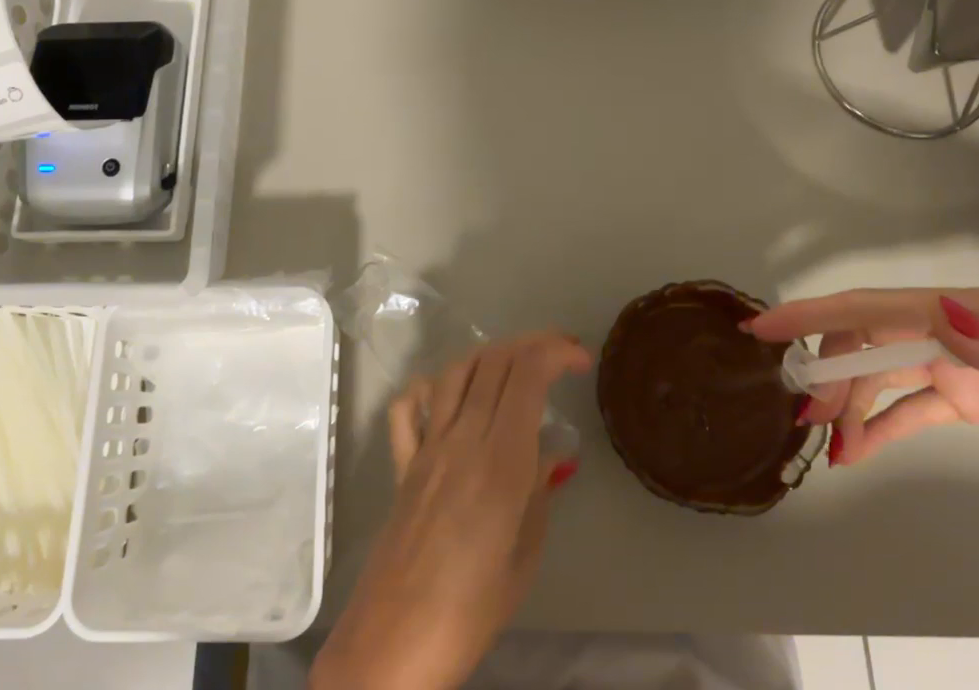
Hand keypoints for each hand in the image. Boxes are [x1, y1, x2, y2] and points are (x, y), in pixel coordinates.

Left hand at [311, 333, 589, 689]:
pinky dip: (430, 387)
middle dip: (530, 344)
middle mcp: (461, 439)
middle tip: (559, 354)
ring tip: (516, 363)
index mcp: (501, 460)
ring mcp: (426, 448)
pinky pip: (408, 408)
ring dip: (488, 355)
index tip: (580, 358)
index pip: (526, 375)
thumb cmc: (474, 605)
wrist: (398, 634)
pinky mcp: (401, 465)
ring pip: (454, 373)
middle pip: (493, 362)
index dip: (555, 352)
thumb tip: (551, 454)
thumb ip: (539, 492)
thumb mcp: (525, 552)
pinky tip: (448, 394)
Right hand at [745, 288, 978, 496]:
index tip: (762, 328)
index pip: (874, 308)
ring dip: (851, 405)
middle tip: (800, 416)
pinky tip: (858, 451)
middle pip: (869, 343)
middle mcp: (958, 330)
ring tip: (824, 445)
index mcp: (970, 314)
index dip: (813, 315)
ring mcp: (968, 365)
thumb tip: (932, 313)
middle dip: (828, 374)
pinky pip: (914, 409)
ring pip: (885, 377)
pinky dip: (882, 427)